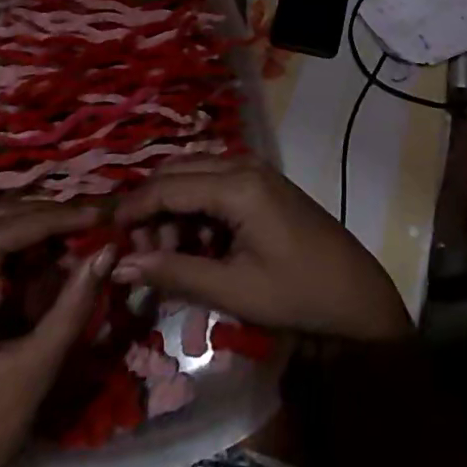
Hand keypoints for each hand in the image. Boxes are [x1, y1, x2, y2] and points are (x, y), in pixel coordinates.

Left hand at [0, 204, 117, 466]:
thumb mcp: (30, 378)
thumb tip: (106, 253)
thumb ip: (68, 312)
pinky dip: (23, 244)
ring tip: (81, 224)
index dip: (47, 221)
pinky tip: (55, 246)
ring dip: (33, 224)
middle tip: (95, 217)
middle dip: (44, 216)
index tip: (95, 216)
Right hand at [112, 159, 411, 341]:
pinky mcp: (264, 187)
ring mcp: (257, 173)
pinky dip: (198, 214)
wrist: (360, 300)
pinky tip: (200, 249)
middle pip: (177, 173)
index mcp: (238, 186)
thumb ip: (174, 272)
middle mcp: (245, 166)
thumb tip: (119, 266)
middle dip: (153, 211)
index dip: (132, 211)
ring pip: (195, 179)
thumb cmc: (298, 296)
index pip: (166, 187)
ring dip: (175, 213)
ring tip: (173, 259)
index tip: (107, 238)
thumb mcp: (232, 289)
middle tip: (144, 255)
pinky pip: (216, 188)